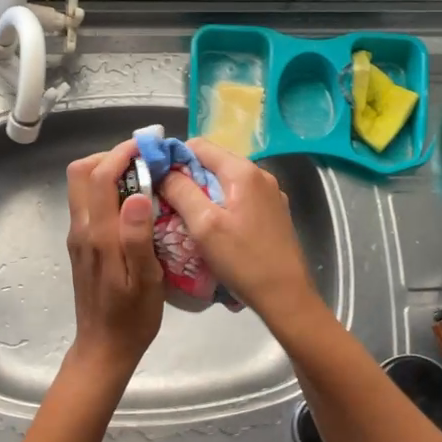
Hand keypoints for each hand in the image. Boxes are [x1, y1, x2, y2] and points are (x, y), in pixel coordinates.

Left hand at [64, 139, 163, 375]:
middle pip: (80, 173)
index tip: (148, 146)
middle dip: (109, 156)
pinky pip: (88, 204)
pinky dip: (107, 190)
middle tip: (143, 160)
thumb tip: (138, 194)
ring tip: (142, 176)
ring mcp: (78, 237)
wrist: (104, 348)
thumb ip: (138, 237)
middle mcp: (81, 230)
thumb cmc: (132, 318)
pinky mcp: (82, 246)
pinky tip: (134, 203)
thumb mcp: (146, 281)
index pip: (100, 176)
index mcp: (98, 236)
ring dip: (107, 171)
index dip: (121, 153)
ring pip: (81, 187)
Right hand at [156, 137, 315, 314]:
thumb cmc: (243, 260)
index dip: (174, 158)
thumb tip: (164, 170)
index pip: (199, 146)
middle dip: (188, 177)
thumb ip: (181, 192)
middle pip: (214, 162)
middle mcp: (260, 175)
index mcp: (243, 171)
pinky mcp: (273, 213)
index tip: (156, 178)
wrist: (285, 295)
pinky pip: (239, 198)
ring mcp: (270, 194)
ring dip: (203, 193)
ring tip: (185, 216)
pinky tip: (212, 227)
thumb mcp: (204, 225)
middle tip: (166, 201)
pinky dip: (221, 205)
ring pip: (226, 182)